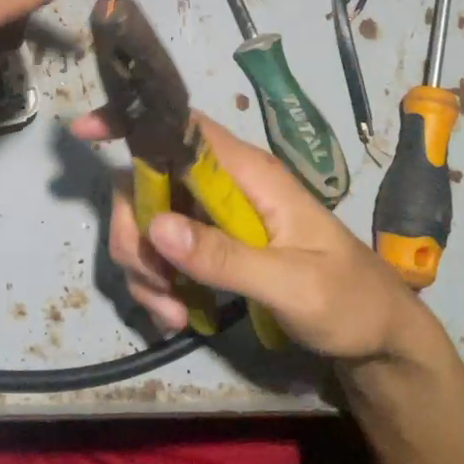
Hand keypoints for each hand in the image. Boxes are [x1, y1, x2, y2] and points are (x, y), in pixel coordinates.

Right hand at [78, 111, 433, 363]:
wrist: (378, 341)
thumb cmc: (350, 301)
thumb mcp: (296, 285)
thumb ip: (227, 257)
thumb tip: (156, 225)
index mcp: (247, 174)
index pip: (180, 127)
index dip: (131, 122)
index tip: (85, 131)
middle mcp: (222, 185)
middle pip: (146, 183)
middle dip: (135, 233)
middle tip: (154, 284)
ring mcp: (212, 215)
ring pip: (146, 221)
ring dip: (144, 268)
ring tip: (173, 313)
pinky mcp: (208, 244)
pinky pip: (160, 251)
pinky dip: (155, 283)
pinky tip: (176, 315)